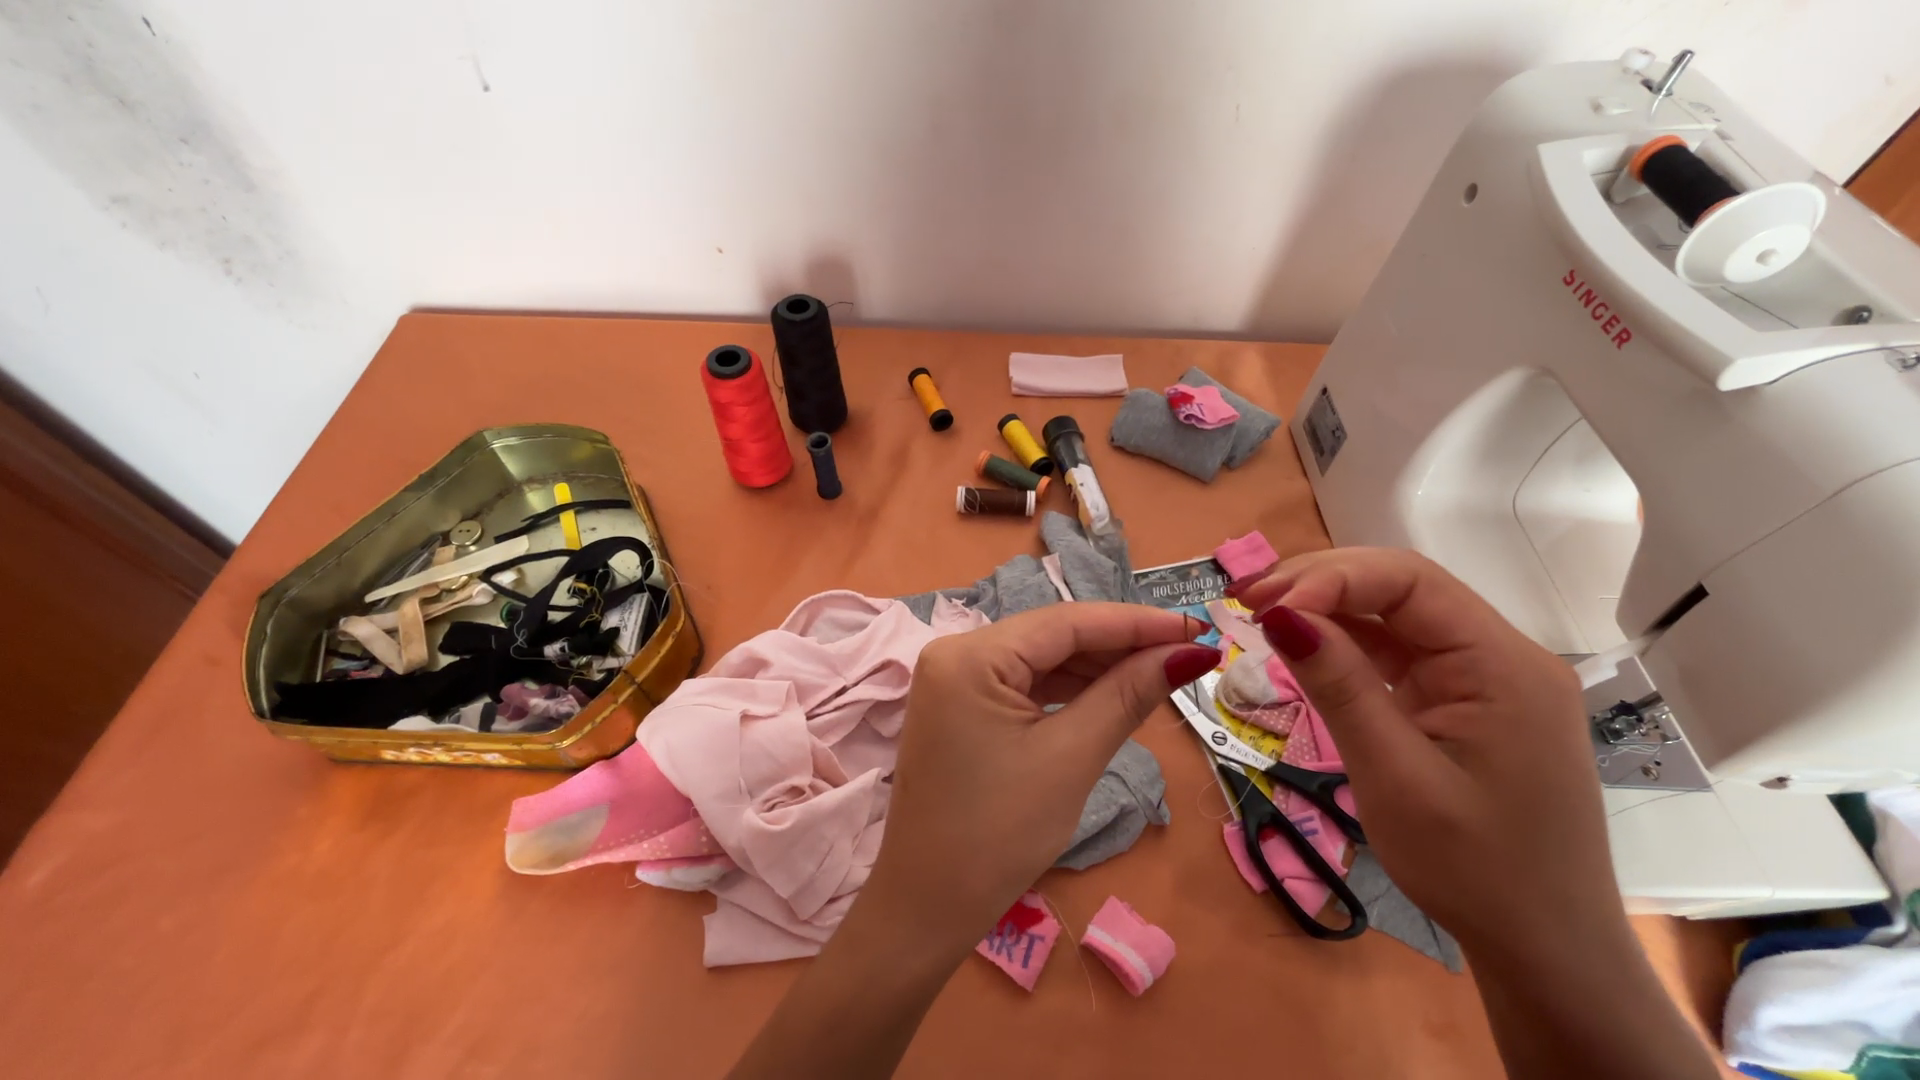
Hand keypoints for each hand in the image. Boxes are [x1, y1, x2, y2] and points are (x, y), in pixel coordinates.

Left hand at [864, 602, 1218, 954]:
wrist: (928, 905)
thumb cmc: (1000, 833)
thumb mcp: (1071, 757)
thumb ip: (1127, 695)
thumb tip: (1189, 654)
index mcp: (969, 656)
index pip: (1067, 622)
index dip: (1137, 622)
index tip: (1198, 629)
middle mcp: (955, 653)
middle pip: (1053, 636)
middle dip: (1121, 644)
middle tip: (1189, 655)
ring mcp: (953, 681)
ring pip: (1040, 659)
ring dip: (1098, 667)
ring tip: (1161, 674)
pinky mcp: (960, 708)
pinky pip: (1023, 684)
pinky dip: (1068, 690)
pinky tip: (1111, 694)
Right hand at [1231, 548, 1605, 952]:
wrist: (1545, 946)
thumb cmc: (1472, 868)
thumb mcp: (1393, 775)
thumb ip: (1339, 685)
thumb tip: (1277, 613)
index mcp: (1503, 664)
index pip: (1410, 582)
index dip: (1330, 578)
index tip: (1262, 605)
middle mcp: (1503, 655)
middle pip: (1404, 589)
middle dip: (1322, 584)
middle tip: (1245, 598)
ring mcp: (1488, 679)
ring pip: (1399, 618)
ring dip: (1330, 610)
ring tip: (1262, 614)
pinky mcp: (1469, 702)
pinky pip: (1404, 655)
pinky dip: (1350, 647)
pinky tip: (1307, 648)